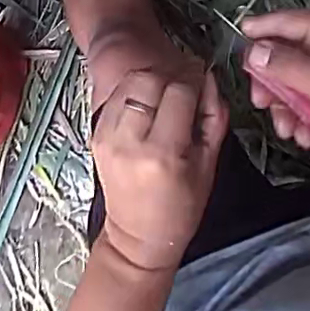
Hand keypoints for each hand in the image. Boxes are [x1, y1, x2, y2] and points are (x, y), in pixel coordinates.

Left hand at [91, 69, 228, 272]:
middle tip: (185, 80)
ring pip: (131, 81)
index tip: (203, 74)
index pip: (179, 92)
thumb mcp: (210, 163)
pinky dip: (135, 88)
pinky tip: (148, 100)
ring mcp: (107, 137)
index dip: (194, 76)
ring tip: (167, 87)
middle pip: (150, 79)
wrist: (137, 237)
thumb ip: (214, 114)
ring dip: (153, 76)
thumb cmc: (181, 206)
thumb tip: (208, 76)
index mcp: (163, 153)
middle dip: (172, 73)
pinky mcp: (95, 134)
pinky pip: (117, 94)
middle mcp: (130, 141)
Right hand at [241, 10, 309, 162]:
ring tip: (289, 131)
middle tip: (261, 105)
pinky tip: (306, 137)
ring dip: (289, 107)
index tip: (236, 40)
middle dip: (273, 83)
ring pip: (297, 81)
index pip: (284, 21)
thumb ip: (283, 65)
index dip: (259, 30)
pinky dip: (305, 116)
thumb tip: (251, 50)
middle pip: (287, 54)